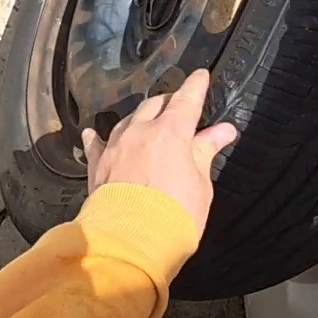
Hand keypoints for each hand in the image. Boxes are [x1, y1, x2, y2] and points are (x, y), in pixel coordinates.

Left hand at [80, 69, 238, 236]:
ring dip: (139, 117)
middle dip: (168, 101)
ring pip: (127, 120)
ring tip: (146, 119)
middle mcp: (139, 132)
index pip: (187, 100)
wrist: (129, 241)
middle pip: (154, 104)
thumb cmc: (174, 216)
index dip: (196, 86)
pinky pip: (96, 144)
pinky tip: (93, 133)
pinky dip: (98, 137)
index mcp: (171, 132)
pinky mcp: (96, 167)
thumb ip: (205, 152)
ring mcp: (115, 147)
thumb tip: (223, 131)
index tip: (201, 76)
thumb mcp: (200, 184)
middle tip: (177, 105)